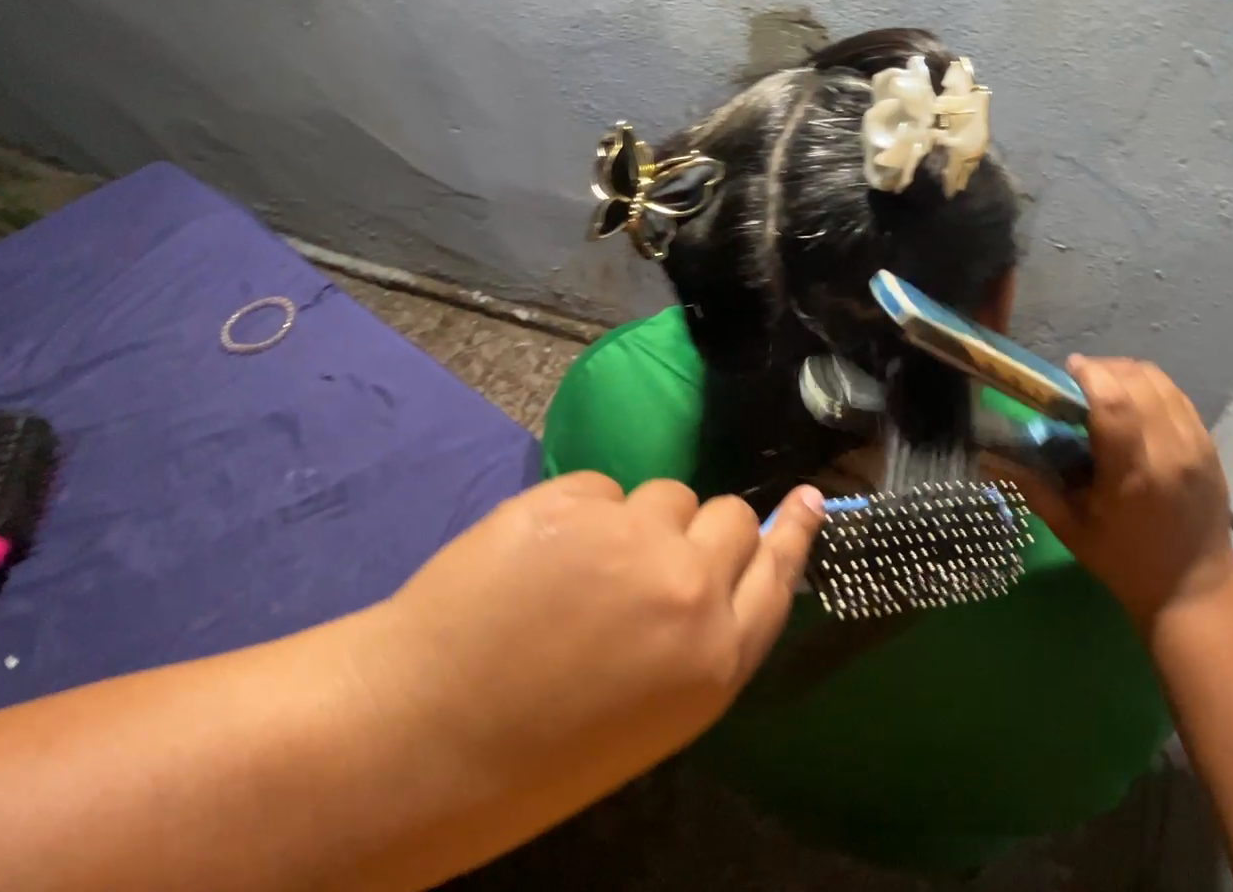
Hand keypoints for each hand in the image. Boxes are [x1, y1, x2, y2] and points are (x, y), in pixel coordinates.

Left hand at [361, 473, 824, 816]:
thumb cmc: (546, 745)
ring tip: (583, 568)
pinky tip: (540, 557)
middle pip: (732, 515)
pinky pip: (603, 486)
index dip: (795, 531)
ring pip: (667, 493)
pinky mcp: (570, 504)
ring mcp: (629, 539)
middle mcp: (689, 590)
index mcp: (717, 657)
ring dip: (639, 521)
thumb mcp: (662, 709)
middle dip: (701, 531)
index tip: (809, 498)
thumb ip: (709, 636)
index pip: (779, 570)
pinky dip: (581, 514)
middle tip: (653, 559)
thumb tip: (726, 568)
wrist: (423, 738)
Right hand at [1019, 357, 1232, 626]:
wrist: (1193, 588)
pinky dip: (1150, 388)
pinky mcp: (1210, 444)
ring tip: (1103, 390)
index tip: (1065, 370)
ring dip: (1127, 375)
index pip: (1113, 402)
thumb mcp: (1070, 529)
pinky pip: (1177, 396)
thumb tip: (987, 457)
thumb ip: (1033, 486)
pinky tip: (1131, 404)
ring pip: (1161, 381)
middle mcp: (1171, 450)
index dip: (1088, 375)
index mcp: (1133, 474)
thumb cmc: (1123, 562)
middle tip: (1078, 384)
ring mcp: (1197, 444)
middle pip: (1138, 380)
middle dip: (1103, 370)